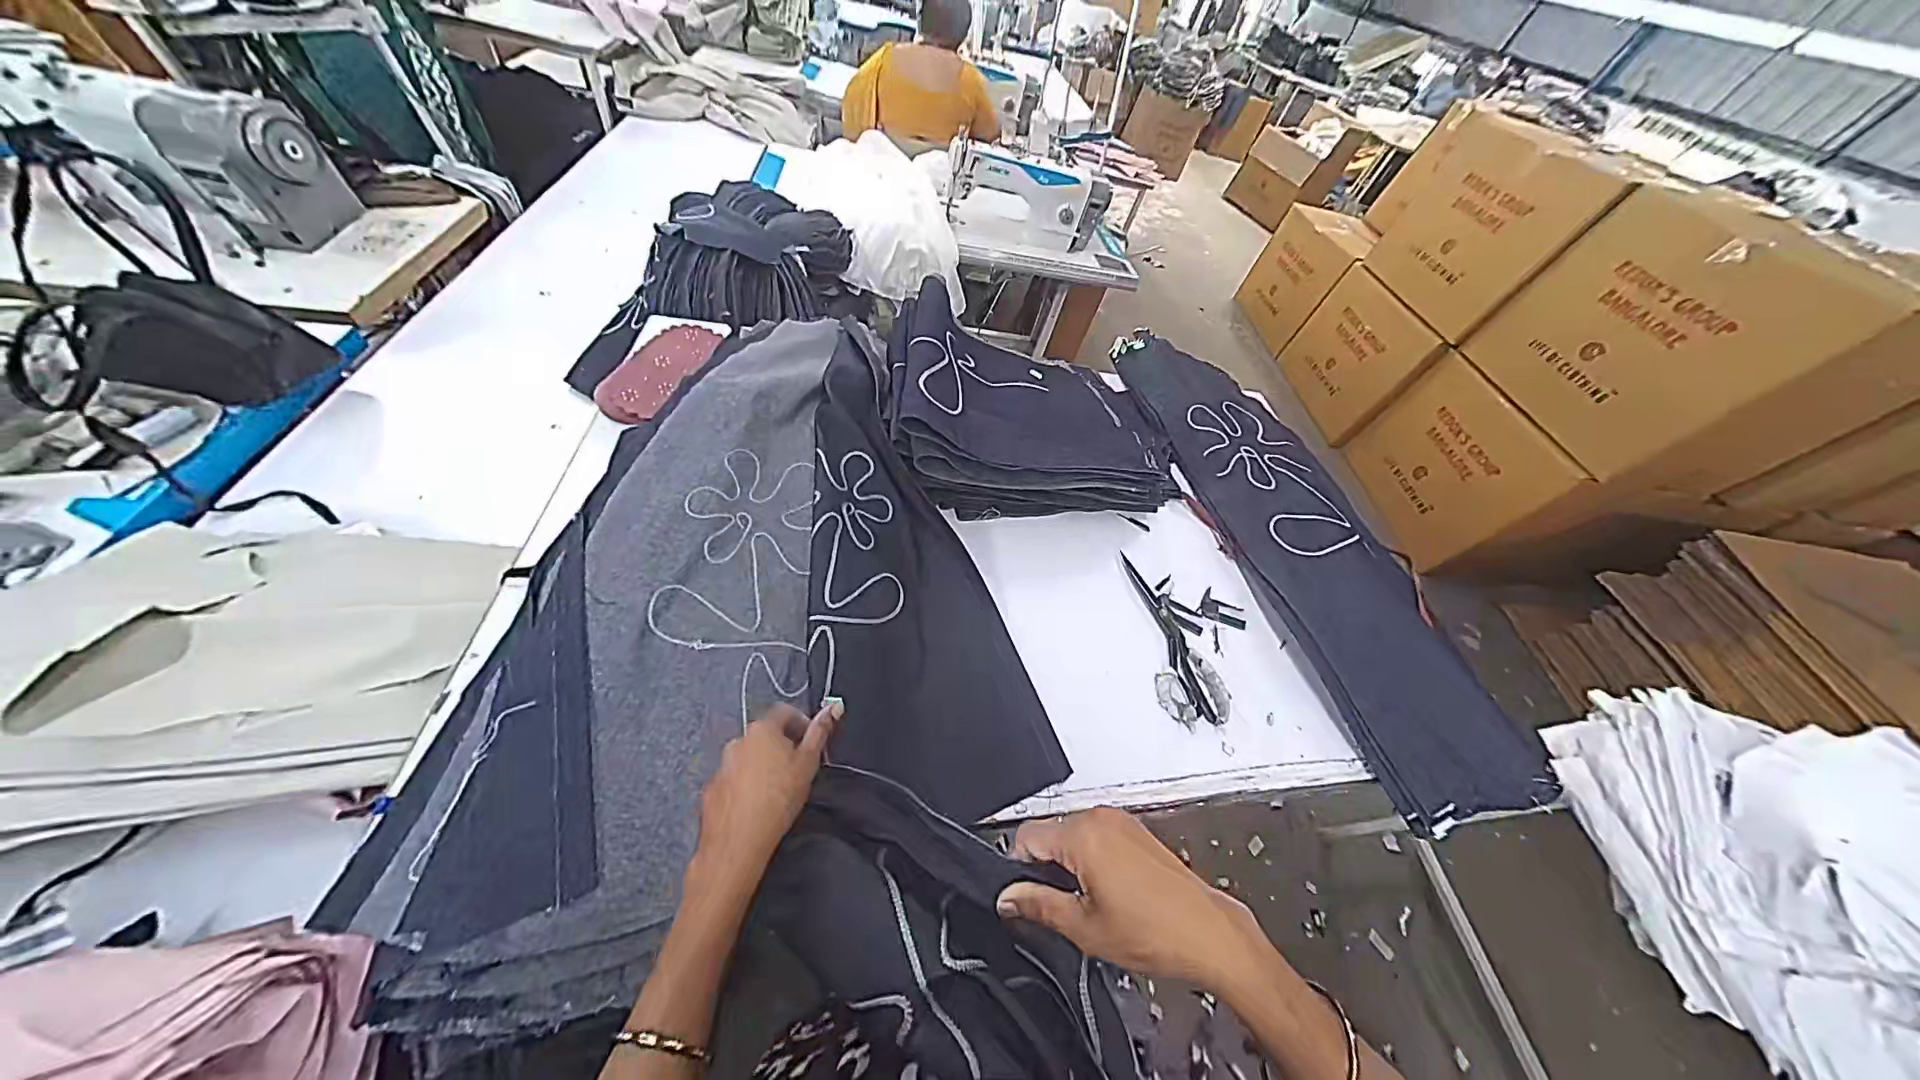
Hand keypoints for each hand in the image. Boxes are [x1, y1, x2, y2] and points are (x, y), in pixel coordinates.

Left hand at [692, 701, 838, 888]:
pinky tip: (758, 805)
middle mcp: (738, 741)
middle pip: (766, 735)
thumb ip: (821, 731)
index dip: (802, 722)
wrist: (738, 842)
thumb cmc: (778, 799)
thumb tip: (833, 708)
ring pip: (749, 758)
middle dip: (783, 746)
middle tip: (798, 768)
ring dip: (763, 766)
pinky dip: (746, 786)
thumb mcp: (809, 762)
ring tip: (778, 790)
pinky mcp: (712, 789)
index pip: (785, 712)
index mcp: (762, 729)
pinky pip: (734, 780)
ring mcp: (721, 766)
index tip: (812, 740)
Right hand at [995, 807, 1271, 988]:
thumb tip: (1010, 898)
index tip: (1025, 893)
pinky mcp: (1136, 831)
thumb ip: (1038, 905)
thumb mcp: (1085, 928)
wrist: (1210, 935)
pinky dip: (1094, 859)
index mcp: (1084, 836)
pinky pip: (1098, 836)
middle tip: (1064, 906)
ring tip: (1094, 903)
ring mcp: (1122, 822)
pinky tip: (1112, 893)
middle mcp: (1102, 819)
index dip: (1018, 868)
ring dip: (1072, 864)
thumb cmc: (1160, 932)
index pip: (1025, 836)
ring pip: (1074, 835)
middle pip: (1050, 833)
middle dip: (1047, 867)